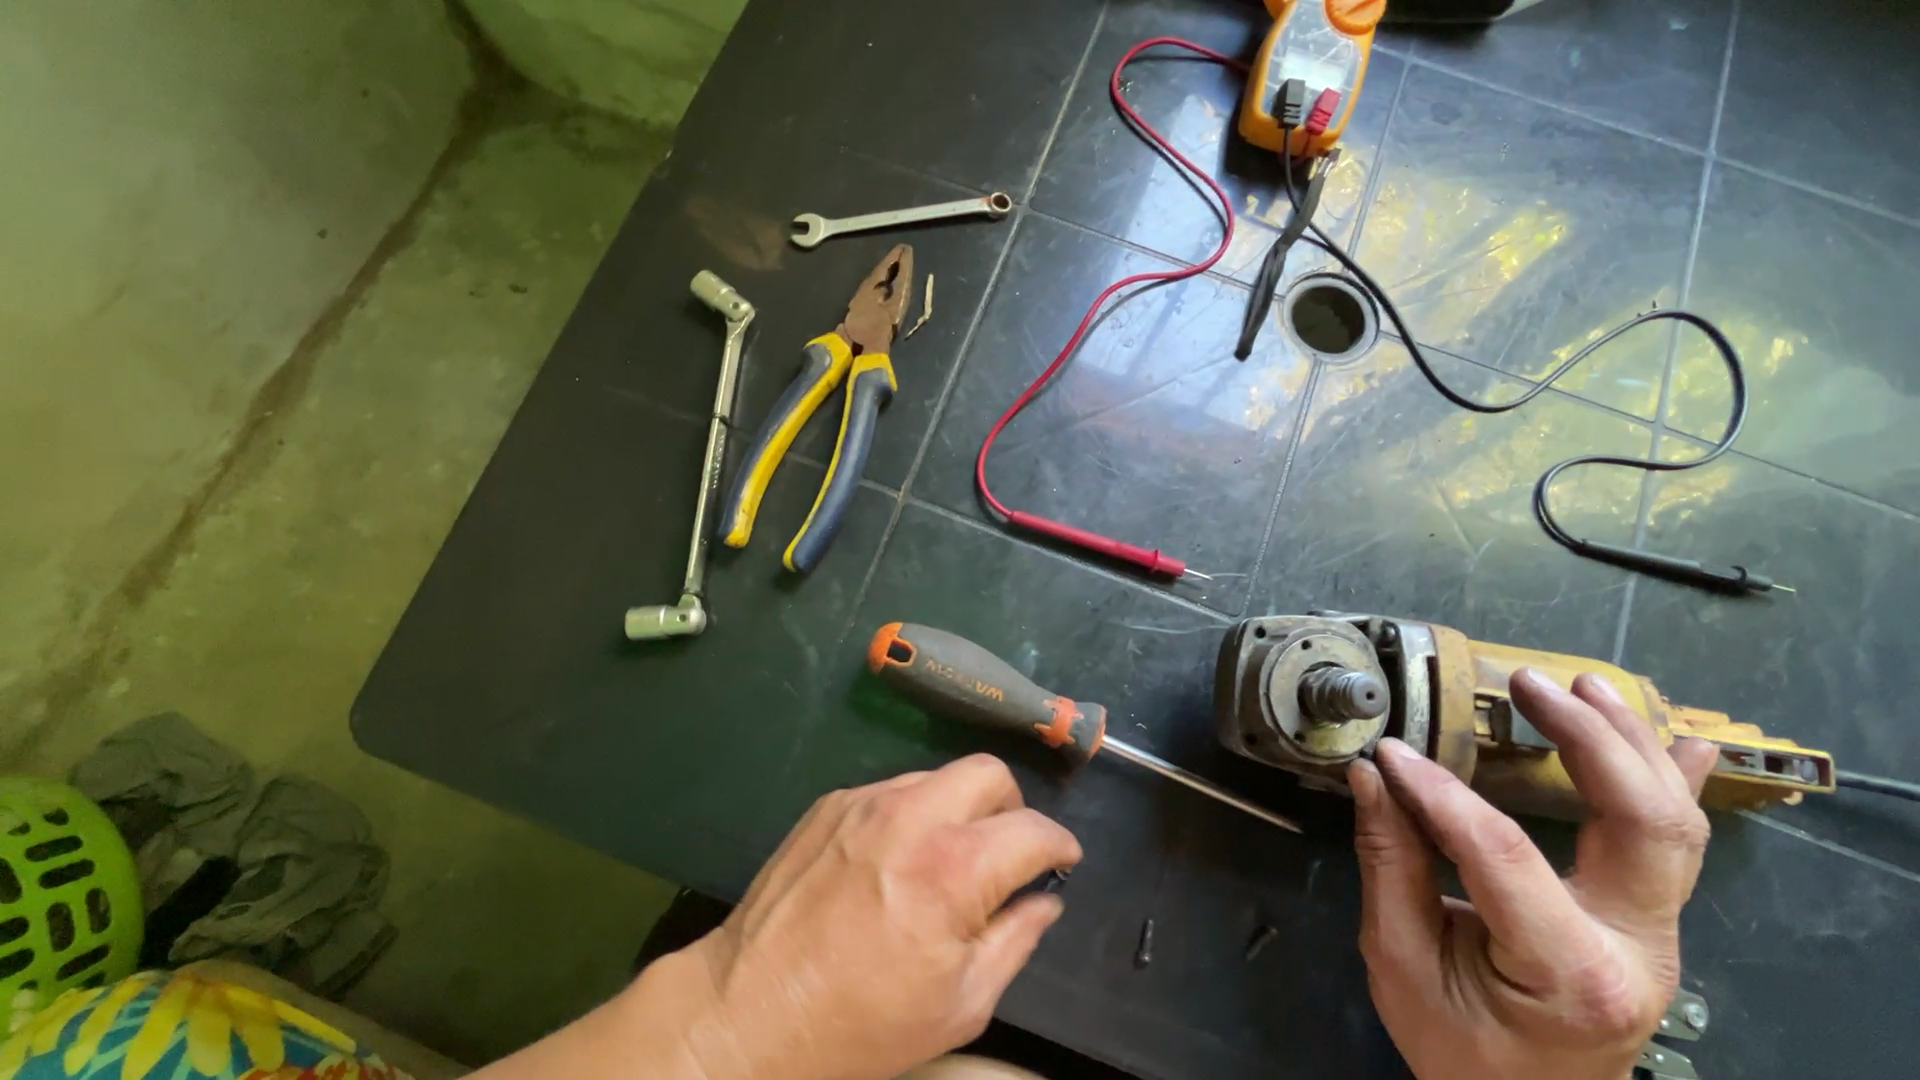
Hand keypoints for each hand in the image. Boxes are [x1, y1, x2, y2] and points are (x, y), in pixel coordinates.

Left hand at [676, 755, 1082, 1079]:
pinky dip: (912, 815)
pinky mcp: (830, 803)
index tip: (1060, 861)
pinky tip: (895, 859)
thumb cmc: (862, 1023)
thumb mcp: (961, 1002)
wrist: (749, 1011)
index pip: (1032, 828)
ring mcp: (865, 802)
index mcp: (953, 868)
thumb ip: (1015, 940)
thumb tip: (1044, 900)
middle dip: (1011, 807)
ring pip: (939, 777)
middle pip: (989, 773)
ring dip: (958, 809)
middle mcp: (912, 816)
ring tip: (944, 859)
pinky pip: (892, 791)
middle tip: (1004, 851)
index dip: (1059, 845)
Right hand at [1349, 669, 1717, 1079]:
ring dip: (1630, 744)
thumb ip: (1391, 864)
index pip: (1501, 853)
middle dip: (1586, 740)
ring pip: (1674, 825)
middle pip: (1641, 824)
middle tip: (1526, 683)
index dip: (1438, 793)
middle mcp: (1636, 947)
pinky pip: (1678, 846)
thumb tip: (1371, 776)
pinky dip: (1675, 784)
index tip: (1390, 752)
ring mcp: (1656, 934)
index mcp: (1567, 970)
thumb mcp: (1401, 963)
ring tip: (1581, 685)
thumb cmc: (1458, 1049)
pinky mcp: (1649, 921)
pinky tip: (1675, 739)